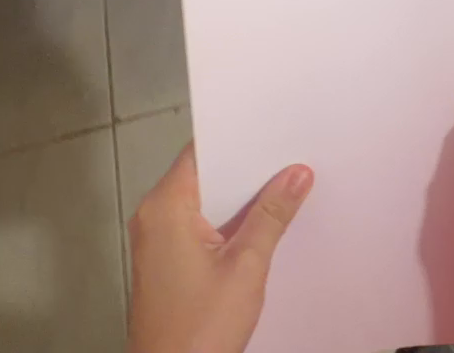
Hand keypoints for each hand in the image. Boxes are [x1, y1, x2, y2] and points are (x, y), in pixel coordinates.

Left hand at [127, 144, 313, 352]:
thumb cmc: (200, 329)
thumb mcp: (246, 266)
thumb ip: (272, 214)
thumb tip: (299, 172)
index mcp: (165, 207)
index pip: (202, 151)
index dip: (238, 136)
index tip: (274, 124)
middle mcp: (154, 217)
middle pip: (205, 173)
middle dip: (247, 166)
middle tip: (290, 150)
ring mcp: (158, 241)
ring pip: (206, 200)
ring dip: (241, 195)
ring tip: (286, 179)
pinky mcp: (166, 263)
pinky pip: (202, 223)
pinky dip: (230, 218)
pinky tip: (265, 219)